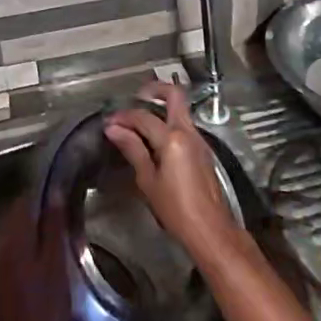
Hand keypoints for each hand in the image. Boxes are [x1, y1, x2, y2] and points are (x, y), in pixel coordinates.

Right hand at [104, 76, 241, 256]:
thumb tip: (114, 129)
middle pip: (174, 95)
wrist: (210, 230)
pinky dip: (168, 124)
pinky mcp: (203, 151)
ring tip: (139, 122)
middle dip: (154, 89)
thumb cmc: (176, 209)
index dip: (123, 116)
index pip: (143, 116)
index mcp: (172, 138)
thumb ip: (133, 149)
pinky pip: (184, 126)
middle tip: (135, 97)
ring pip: (181, 110)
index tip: (109, 122)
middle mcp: (189, 132)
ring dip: (161, 108)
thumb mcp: (148, 180)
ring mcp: (199, 140)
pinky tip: (154, 140)